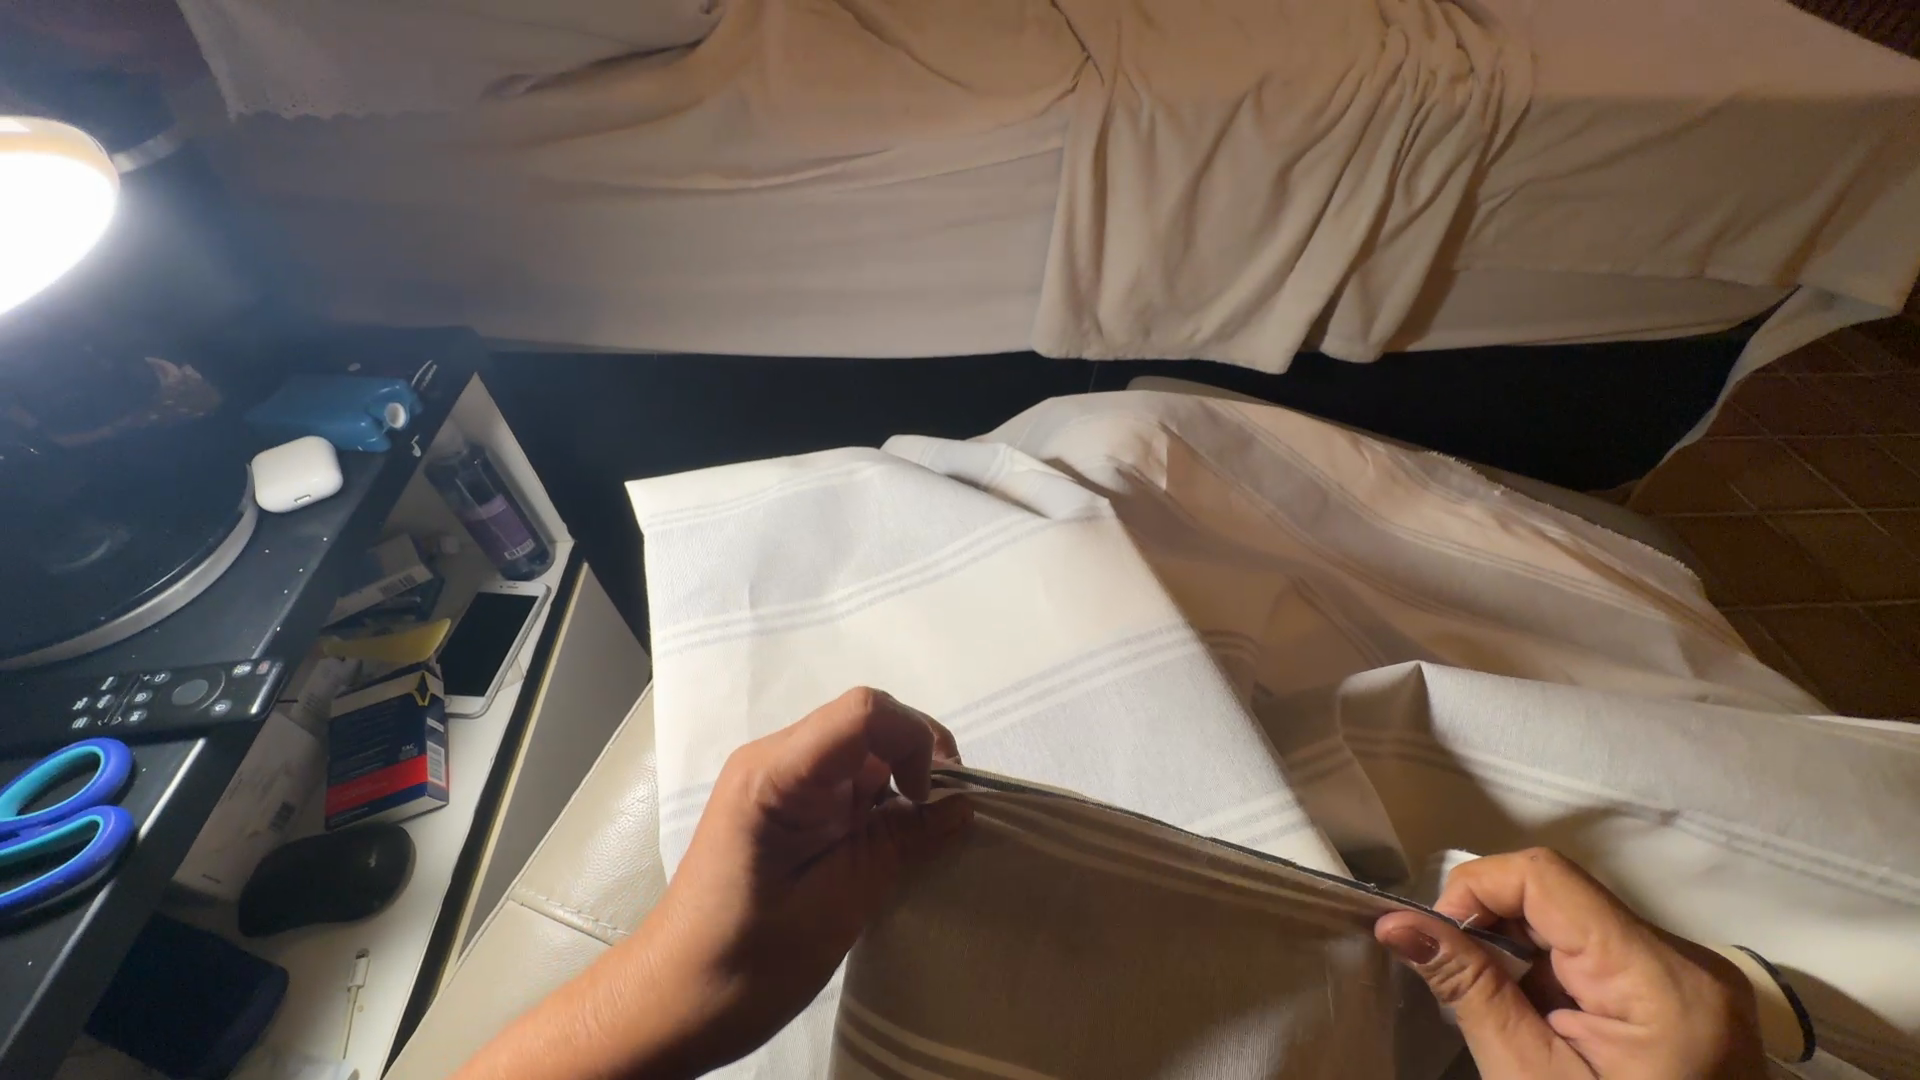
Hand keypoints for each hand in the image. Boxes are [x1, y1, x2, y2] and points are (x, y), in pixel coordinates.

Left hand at [456, 688, 968, 1079]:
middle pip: (868, 720)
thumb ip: (901, 844)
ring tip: (920, 832)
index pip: (862, 713)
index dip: (915, 740)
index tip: (928, 801)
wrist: (669, 1005)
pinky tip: (890, 839)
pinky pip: (850, 776)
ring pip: (865, 746)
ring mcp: (780, 778)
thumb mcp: (836, 908)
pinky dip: (883, 798)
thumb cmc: (743, 965)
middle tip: (942, 814)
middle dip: (919, 755)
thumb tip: (964, 805)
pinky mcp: (788, 802)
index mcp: (775, 775)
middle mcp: (776, 758)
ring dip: (904, 778)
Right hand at [1374, 849, 1767, 1078]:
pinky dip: (1546, 965)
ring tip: (1506, 1005)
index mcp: (1659, 980)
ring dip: (1515, 944)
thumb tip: (1394, 921)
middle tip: (1466, 981)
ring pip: (1568, 913)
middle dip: (1490, 921)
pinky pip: (1592, 943)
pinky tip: (1541, 1014)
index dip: (1475, 889)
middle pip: (1555, 891)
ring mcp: (1691, 976)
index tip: (1442, 942)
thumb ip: (1466, 986)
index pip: (1542, 875)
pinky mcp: (1682, 991)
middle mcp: (1687, 960)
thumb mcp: (1529, 1078)